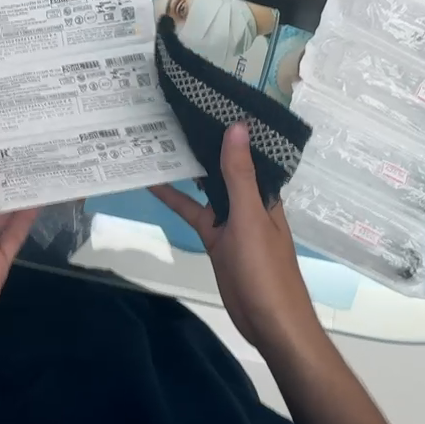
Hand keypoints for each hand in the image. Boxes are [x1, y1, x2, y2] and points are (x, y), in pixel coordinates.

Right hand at [151, 123, 320, 354]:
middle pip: (223, 165)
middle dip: (202, 142)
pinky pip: (193, 211)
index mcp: (263, 192)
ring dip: (187, 167)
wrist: (270, 325)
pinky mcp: (215, 238)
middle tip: (171, 110)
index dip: (229, 126)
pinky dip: (175, 199)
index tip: (205, 98)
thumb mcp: (249, 218)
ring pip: (205, 186)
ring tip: (158, 136)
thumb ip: (239, 175)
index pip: (246, 150)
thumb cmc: (266, 270)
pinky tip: (153, 184)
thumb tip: (238, 126)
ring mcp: (230, 219)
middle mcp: (248, 200)